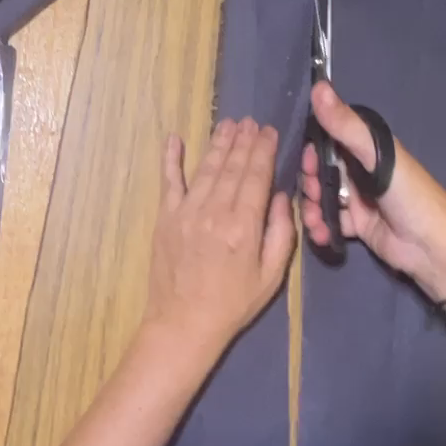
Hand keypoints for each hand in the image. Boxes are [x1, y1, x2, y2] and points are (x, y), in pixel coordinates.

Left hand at [142, 119, 295, 360]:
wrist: (183, 324)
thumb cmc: (233, 304)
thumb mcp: (271, 275)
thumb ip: (280, 233)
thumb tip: (279, 196)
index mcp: (244, 225)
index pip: (256, 176)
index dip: (264, 150)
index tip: (269, 131)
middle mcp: (215, 211)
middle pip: (232, 166)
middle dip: (244, 140)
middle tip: (251, 120)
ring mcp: (186, 211)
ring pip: (206, 167)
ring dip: (218, 143)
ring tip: (229, 124)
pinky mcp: (166, 217)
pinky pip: (169, 181)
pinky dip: (170, 158)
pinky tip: (174, 138)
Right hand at [300, 82, 445, 299]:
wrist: (433, 249)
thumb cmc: (410, 196)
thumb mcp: (377, 156)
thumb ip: (346, 125)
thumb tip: (318, 85)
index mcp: (369, 148)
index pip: (331, 138)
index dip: (314, 148)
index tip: (307, 160)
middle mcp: (362, 170)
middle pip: (322, 169)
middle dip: (310, 180)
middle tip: (313, 193)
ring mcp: (359, 198)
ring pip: (323, 196)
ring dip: (312, 206)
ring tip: (314, 220)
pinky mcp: (358, 225)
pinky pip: (330, 221)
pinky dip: (321, 227)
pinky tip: (321, 234)